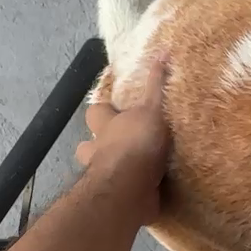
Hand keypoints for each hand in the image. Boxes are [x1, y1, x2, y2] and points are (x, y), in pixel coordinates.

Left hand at [76, 54, 170, 220]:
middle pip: (88, 144)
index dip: (104, 109)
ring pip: (98, 170)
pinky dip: (132, 193)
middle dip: (99, 144)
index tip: (115, 108)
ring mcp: (105, 177)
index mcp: (106, 126)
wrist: (131, 188)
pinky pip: (123, 194)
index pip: (97, 111)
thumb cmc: (137, 144)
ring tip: (134, 171)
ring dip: (110, 170)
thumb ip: (157, 85)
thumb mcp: (151, 109)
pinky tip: (148, 193)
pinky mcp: (119, 199)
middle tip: (121, 144)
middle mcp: (99, 150)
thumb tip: (163, 50)